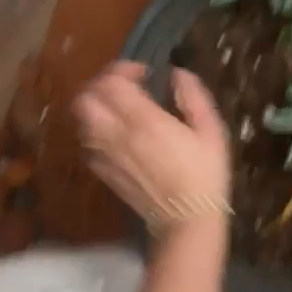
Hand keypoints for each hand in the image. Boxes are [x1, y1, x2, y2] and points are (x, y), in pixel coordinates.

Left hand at [74, 62, 230, 232]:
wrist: (186, 221)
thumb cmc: (204, 173)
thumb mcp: (210, 130)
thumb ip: (192, 96)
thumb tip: (177, 73)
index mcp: (144, 120)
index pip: (111, 83)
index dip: (122, 70)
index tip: (144, 73)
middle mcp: (117, 135)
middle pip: (85, 99)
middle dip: (100, 85)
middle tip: (124, 87)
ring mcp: (106, 155)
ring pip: (81, 121)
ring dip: (96, 107)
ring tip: (119, 109)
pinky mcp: (103, 173)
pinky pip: (87, 144)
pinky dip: (95, 131)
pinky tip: (116, 135)